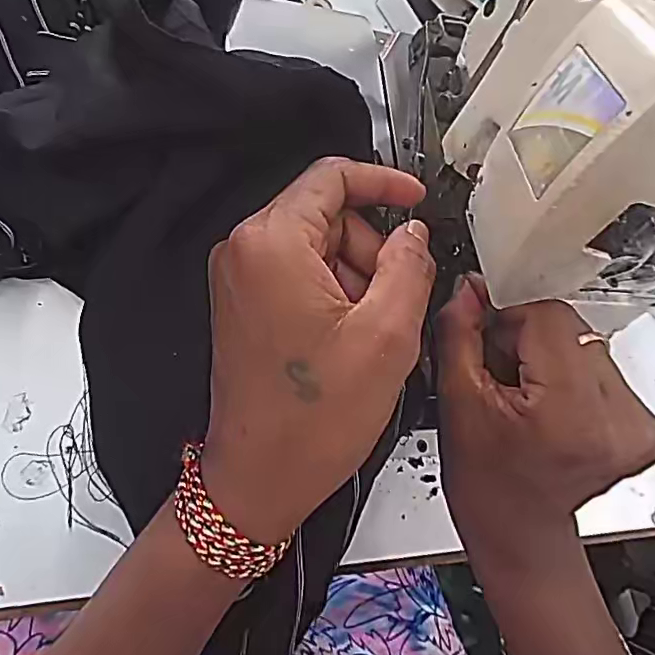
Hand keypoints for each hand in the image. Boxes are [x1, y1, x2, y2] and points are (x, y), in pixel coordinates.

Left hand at [200, 158, 436, 544]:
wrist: (260, 478)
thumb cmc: (311, 420)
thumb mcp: (387, 335)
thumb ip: (409, 265)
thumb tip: (414, 234)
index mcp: (272, 245)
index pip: (331, 177)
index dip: (383, 181)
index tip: (413, 197)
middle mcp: (245, 253)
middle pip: (328, 215)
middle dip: (371, 248)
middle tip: (395, 296)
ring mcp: (240, 280)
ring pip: (318, 247)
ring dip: (356, 276)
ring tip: (369, 332)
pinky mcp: (245, 305)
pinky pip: (300, 274)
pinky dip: (334, 293)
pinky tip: (348, 339)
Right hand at [435, 276, 654, 569]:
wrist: (520, 531)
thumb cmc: (487, 486)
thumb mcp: (457, 403)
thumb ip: (459, 334)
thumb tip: (469, 289)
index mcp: (570, 411)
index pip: (547, 315)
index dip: (508, 324)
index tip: (490, 348)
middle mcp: (618, 418)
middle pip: (570, 328)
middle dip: (529, 344)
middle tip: (507, 382)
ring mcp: (639, 425)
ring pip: (587, 344)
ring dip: (553, 359)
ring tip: (531, 400)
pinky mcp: (647, 428)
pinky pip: (605, 370)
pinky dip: (576, 379)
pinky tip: (554, 411)